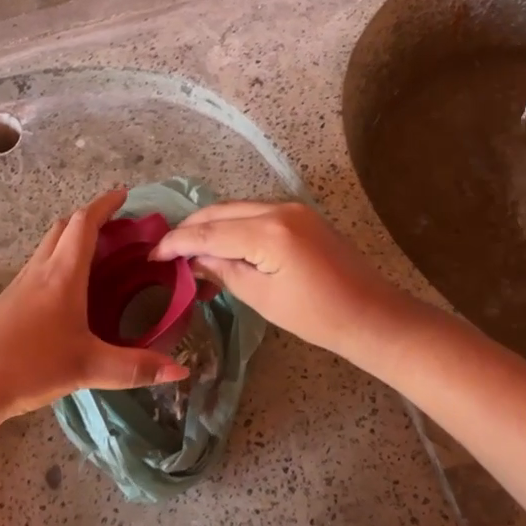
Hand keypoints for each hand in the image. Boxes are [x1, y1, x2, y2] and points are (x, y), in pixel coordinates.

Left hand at [0, 191, 189, 426]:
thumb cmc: (31, 365)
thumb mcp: (89, 368)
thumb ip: (136, 368)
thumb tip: (181, 371)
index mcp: (63, 274)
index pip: (84, 224)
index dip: (105, 205)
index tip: (124, 194)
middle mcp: (40, 270)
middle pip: (63, 228)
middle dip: (89, 219)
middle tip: (117, 228)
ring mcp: (19, 285)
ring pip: (48, 247)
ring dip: (72, 240)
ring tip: (98, 257)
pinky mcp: (8, 303)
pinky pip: (39, 268)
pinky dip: (59, 263)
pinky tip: (69, 293)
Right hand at [151, 202, 419, 358]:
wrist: (373, 315)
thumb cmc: (318, 316)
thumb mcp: (262, 298)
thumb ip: (223, 271)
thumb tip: (191, 260)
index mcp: (268, 232)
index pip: (209, 231)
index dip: (176, 243)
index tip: (151, 255)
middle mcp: (277, 209)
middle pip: (219, 211)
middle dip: (190, 229)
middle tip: (165, 252)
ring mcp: (291, 208)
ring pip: (235, 208)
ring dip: (210, 226)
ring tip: (189, 251)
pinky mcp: (300, 215)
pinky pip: (254, 213)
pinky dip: (232, 226)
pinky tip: (221, 245)